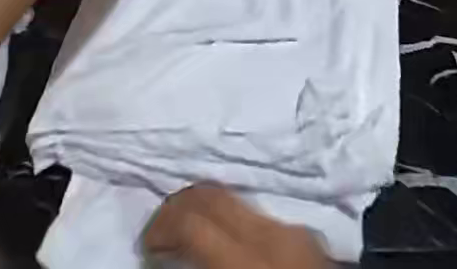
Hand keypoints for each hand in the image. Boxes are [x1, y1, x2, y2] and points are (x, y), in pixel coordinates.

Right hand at [143, 184, 330, 268]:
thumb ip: (205, 265)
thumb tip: (172, 256)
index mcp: (249, 257)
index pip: (195, 219)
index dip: (161, 226)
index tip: (145, 244)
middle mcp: (274, 231)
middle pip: (215, 195)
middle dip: (179, 204)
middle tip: (158, 229)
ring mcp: (296, 228)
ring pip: (239, 197)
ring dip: (208, 207)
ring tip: (187, 229)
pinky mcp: (311, 234)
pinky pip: (262, 214)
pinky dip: (235, 219)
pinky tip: (226, 239)